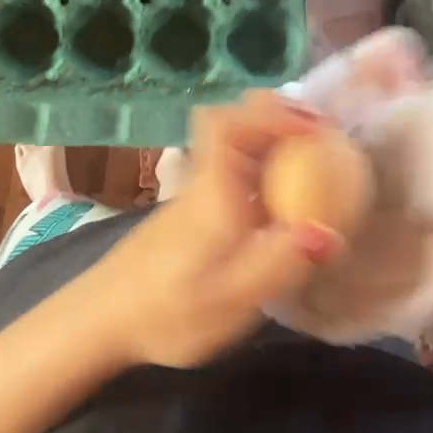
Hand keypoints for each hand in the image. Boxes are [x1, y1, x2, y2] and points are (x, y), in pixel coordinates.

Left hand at [71, 91, 343, 368]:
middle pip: (237, 124)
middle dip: (282, 123)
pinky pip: (236, 173)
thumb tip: (328, 231)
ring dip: (276, 145)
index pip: (226, 121)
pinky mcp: (195, 213)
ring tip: (319, 167)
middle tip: (327, 142)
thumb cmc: (166, 311)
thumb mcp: (229, 301)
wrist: (103, 320)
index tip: (314, 127)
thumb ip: (277, 264)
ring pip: (238, 147)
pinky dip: (266, 172)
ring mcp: (196, 194)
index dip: (269, 111)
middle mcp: (203, 180)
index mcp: (211, 189)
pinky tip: (286, 204)